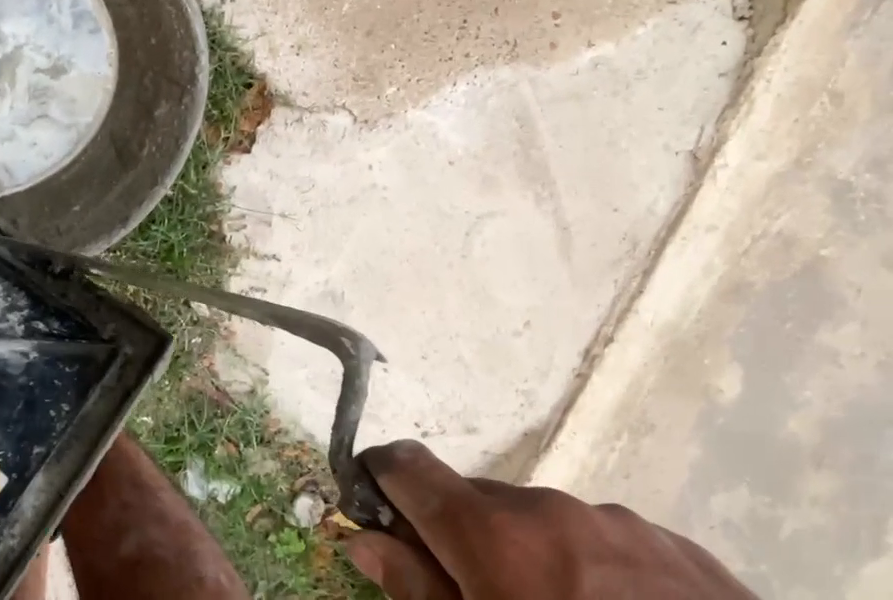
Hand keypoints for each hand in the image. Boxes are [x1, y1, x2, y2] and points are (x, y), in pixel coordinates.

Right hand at [343, 441, 755, 599]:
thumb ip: (415, 590)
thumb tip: (363, 540)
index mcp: (490, 530)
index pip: (405, 465)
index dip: (382, 481)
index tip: (380, 513)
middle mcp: (549, 508)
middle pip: (477, 500)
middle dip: (466, 536)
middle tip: (482, 595)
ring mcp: (624, 526)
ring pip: (548, 522)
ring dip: (536, 555)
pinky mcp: (687, 553)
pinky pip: (615, 543)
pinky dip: (599, 571)